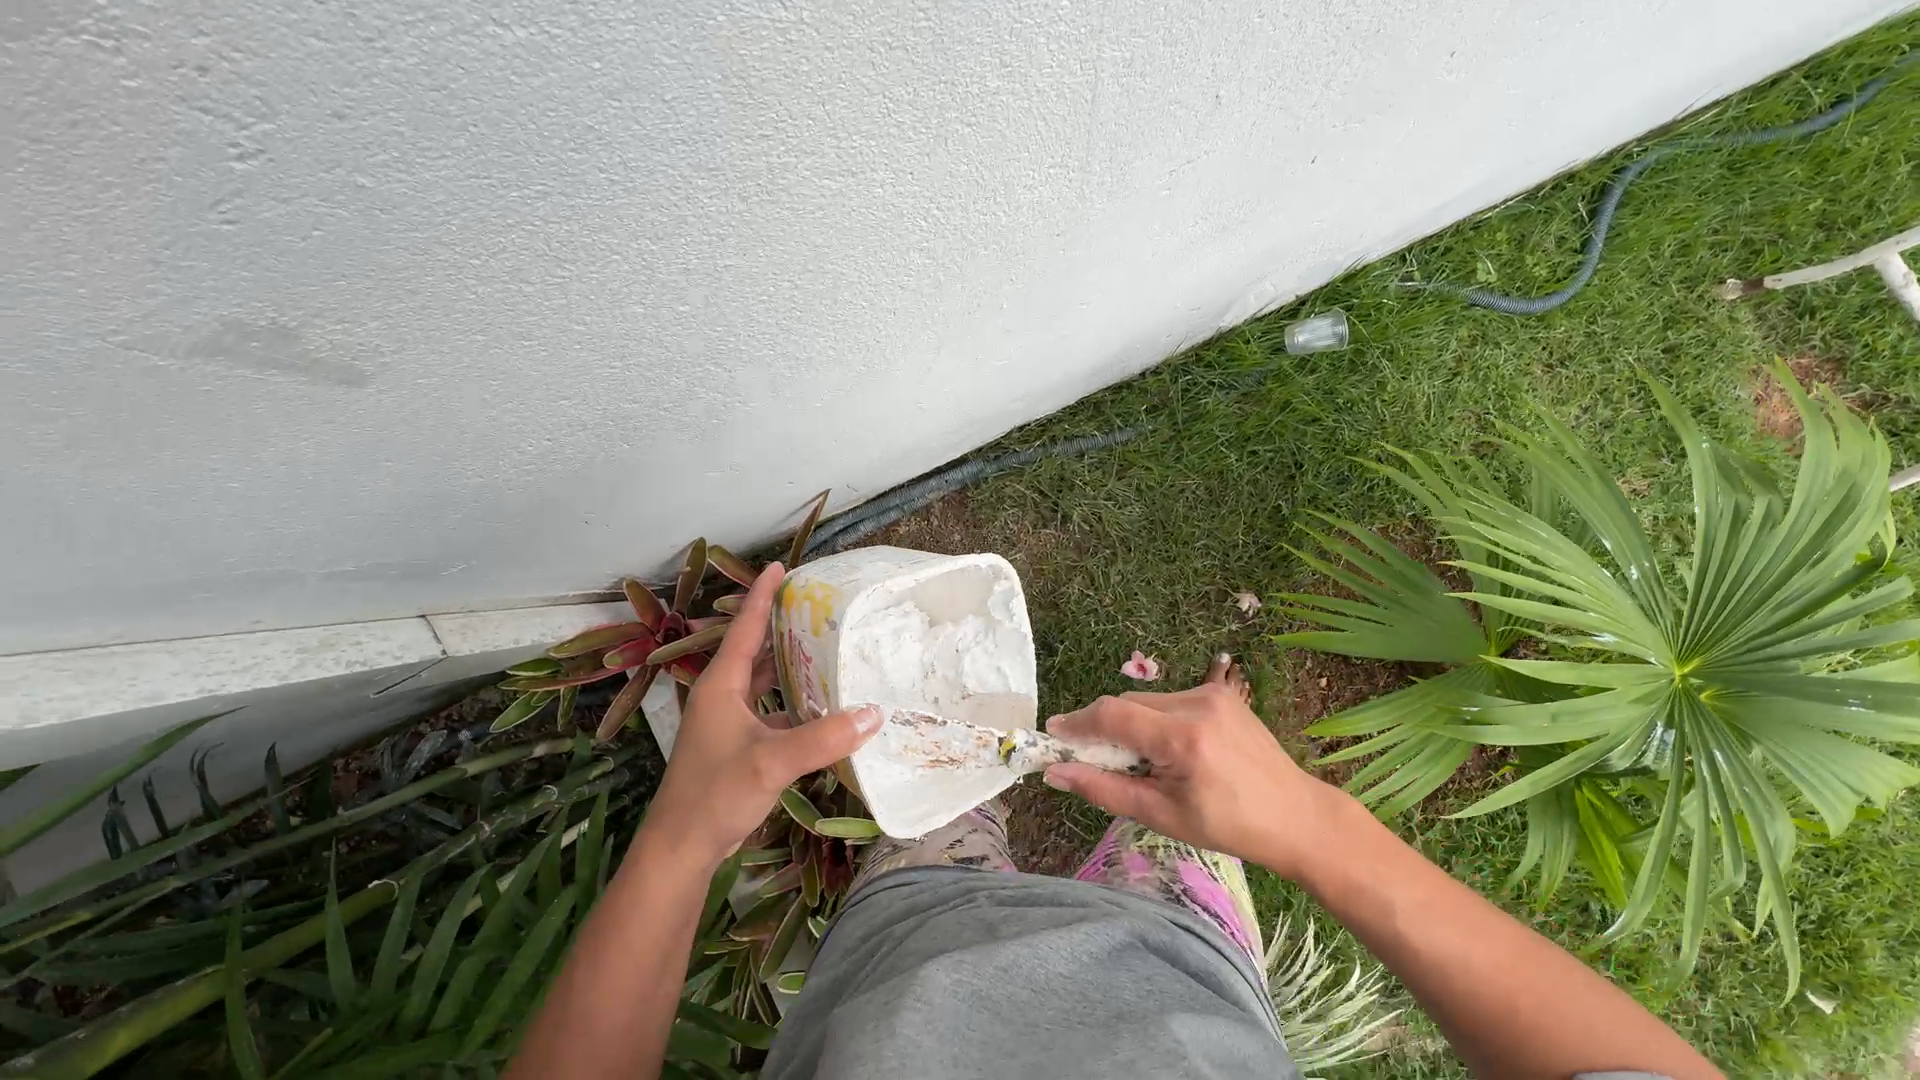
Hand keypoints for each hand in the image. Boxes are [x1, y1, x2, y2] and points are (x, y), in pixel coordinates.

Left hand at [638, 562, 882, 867]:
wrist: (681, 847)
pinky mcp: (736, 747)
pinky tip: (818, 707)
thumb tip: (874, 713)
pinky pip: (769, 710)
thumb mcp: (772, 761)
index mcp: (721, 686)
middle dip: (781, 625)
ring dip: (787, 664)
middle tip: (816, 605)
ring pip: (761, 682)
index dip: (763, 596)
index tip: (781, 566)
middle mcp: (722, 697)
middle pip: (753, 650)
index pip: (745, 628)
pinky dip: (792, 701)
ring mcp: (727, 724)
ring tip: (824, 647)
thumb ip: (823, 738)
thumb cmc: (716, 794)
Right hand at [1043, 681, 1352, 878]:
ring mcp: (1214, 693)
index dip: (1076, 723)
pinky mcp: (1223, 693)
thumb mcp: (1162, 816)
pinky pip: (1170, 701)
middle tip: (1096, 762)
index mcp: (1185, 738)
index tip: (1052, 736)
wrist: (1297, 816)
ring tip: (1142, 763)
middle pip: (1127, 705)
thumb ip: (1104, 790)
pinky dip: (1156, 721)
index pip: (1113, 715)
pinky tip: (1169, 751)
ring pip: (1147, 701)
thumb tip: (1055, 773)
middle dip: (1104, 729)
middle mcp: (1198, 703)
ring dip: (1131, 725)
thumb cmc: (1229, 827)